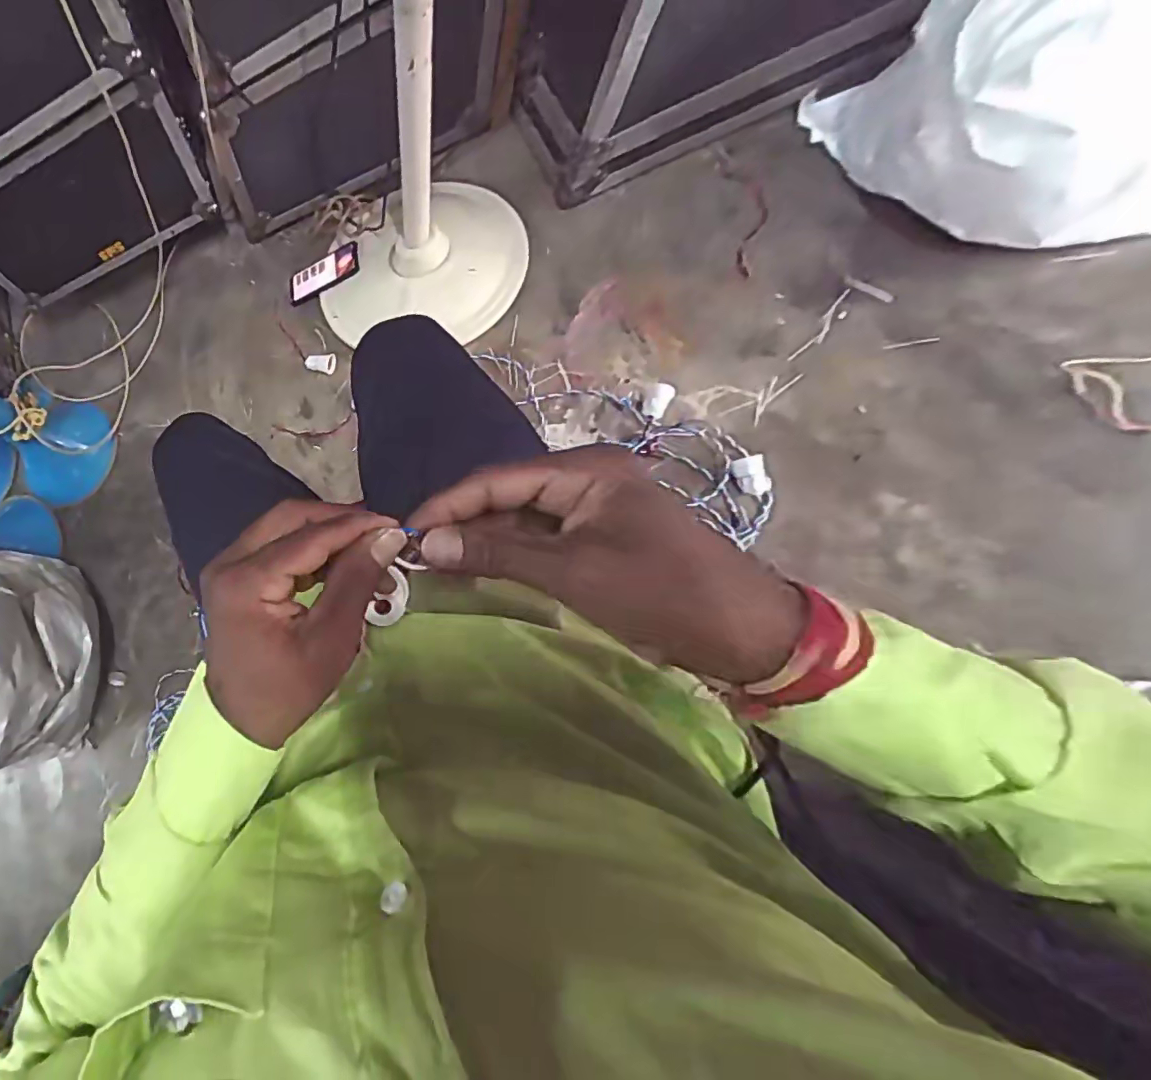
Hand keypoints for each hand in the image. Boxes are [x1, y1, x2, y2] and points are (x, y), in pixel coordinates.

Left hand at [201, 500, 405, 747]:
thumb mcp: (329, 640)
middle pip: (288, 518)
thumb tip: (387, 536)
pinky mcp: (232, 576)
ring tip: (365, 551)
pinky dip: (307, 549)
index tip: (395, 525)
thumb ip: (355, 581)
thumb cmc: (286, 690)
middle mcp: (228, 562)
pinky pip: (273, 546)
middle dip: (337, 520)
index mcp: (245, 580)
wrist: (239, 723)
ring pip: (280, 528)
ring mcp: (226, 567)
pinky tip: (338, 564)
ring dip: (324, 534)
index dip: (354, 526)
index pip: (307, 536)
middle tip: (379, 532)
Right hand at [406, 446, 804, 683]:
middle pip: (505, 495)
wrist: (743, 632)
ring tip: (438, 564)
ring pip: (518, 518)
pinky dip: (507, 554)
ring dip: (481, 541)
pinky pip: (537, 538)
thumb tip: (424, 542)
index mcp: (585, 470)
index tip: (407, 531)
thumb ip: (495, 553)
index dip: (448, 505)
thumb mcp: (570, 571)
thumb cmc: (657, 592)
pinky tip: (478, 570)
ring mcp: (591, 508)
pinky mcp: (595, 536)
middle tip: (417, 553)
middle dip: (461, 523)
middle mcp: (584, 479)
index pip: (497, 479)